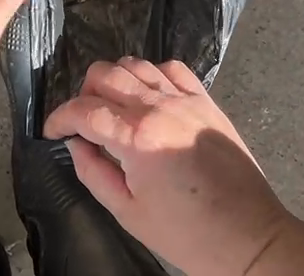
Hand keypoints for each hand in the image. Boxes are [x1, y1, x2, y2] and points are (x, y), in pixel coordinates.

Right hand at [44, 57, 294, 275]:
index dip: (60, 118)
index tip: (51, 130)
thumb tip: (75, 144)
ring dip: (114, 79)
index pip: (83, 110)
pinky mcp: (205, 100)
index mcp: (136, 137)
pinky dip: (151, 73)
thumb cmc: (188, 234)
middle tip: (83, 120)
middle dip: (84, 93)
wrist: (252, 238)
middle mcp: (157, 107)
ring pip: (134, 64)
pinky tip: (148, 95)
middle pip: (104, 74)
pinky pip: (170, 68)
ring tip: (112, 105)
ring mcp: (184, 98)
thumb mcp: (130, 213)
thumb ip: (94, 173)